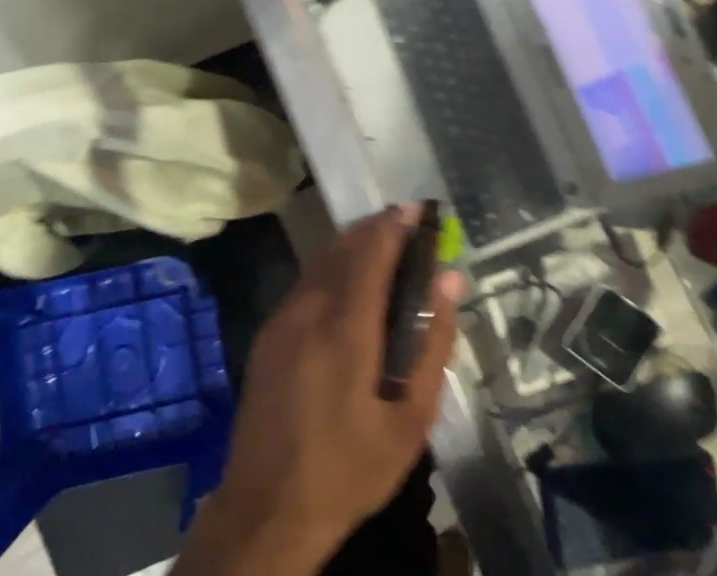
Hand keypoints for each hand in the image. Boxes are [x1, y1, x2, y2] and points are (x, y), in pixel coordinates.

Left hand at [174, 204, 464, 575]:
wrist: (268, 508)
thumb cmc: (351, 468)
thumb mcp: (411, 418)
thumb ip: (433, 343)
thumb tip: (449, 280)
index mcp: (346, 329)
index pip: (372, 254)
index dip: (396, 226)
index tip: (419, 208)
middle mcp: (308, 313)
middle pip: (342, 250)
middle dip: (375, 229)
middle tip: (407, 222)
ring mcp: (281, 324)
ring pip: (319, 264)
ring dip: (352, 245)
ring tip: (384, 243)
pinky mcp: (267, 339)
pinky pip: (305, 285)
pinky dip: (332, 268)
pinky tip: (349, 283)